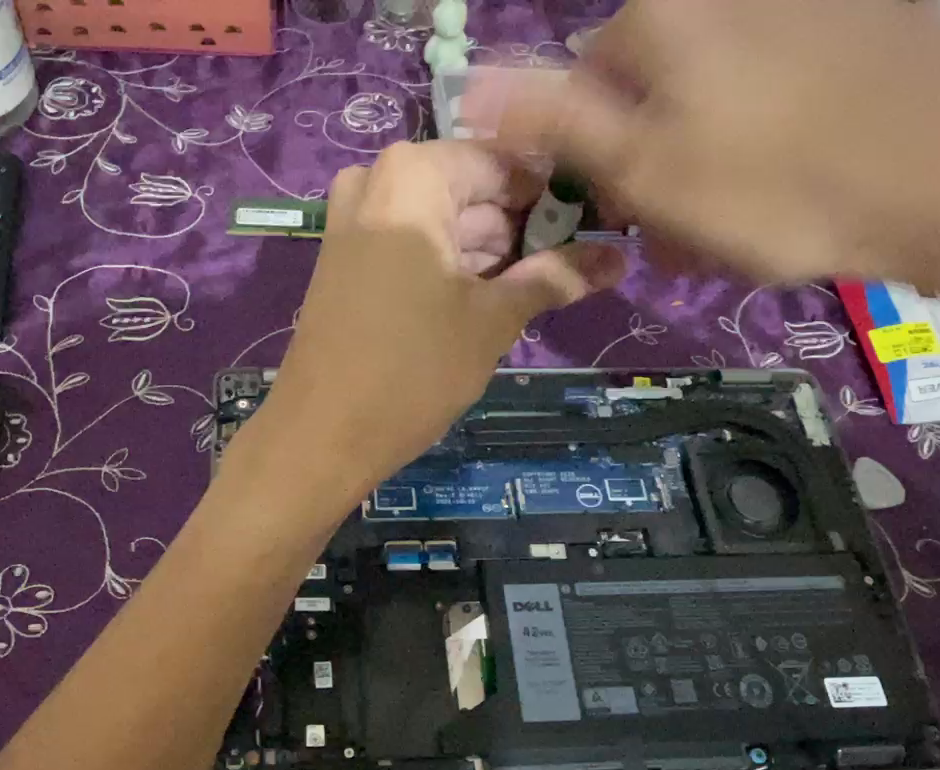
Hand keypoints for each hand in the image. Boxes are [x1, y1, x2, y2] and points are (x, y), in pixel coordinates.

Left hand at [237, 141, 624, 511]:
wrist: (320, 436)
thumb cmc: (412, 371)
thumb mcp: (492, 320)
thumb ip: (556, 276)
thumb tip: (618, 258)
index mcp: (415, 173)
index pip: (510, 163)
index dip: (557, 199)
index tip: (598, 232)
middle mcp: (378, 179)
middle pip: (474, 191)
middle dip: (524, 232)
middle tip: (575, 273)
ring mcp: (354, 219)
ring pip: (445, 222)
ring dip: (491, 256)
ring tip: (538, 297)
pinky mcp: (346, 260)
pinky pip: (413, 246)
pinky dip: (451, 268)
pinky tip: (486, 305)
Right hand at [472, 0, 939, 299]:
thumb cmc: (783, 187)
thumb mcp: (646, 171)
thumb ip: (554, 124)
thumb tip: (468, 84)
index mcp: (657, 20)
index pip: (576, 93)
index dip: (590, 168)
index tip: (623, 223)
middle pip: (647, 94)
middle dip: (652, 170)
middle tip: (684, 238)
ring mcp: (791, 3)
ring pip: (709, 100)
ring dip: (704, 169)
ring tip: (739, 230)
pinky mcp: (853, 24)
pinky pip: (770, 91)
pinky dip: (762, 144)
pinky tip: (793, 188)